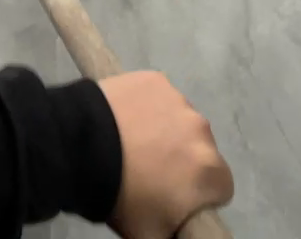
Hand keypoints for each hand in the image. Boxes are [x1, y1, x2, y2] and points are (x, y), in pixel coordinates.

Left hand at [97, 71, 233, 238]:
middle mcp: (202, 129)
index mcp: (211, 170)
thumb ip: (180, 234)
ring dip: (166, 129)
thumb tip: (182, 228)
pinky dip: (147, 105)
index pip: (220, 186)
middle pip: (201, 149)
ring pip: (179, 120)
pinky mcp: (154, 78)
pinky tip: (125, 116)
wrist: (80, 146)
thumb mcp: (155, 236)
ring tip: (133, 140)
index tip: (175, 195)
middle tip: (150, 168)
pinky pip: (158, 96)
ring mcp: (177, 98)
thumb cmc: (123, 196)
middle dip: (183, 159)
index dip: (199, 194)